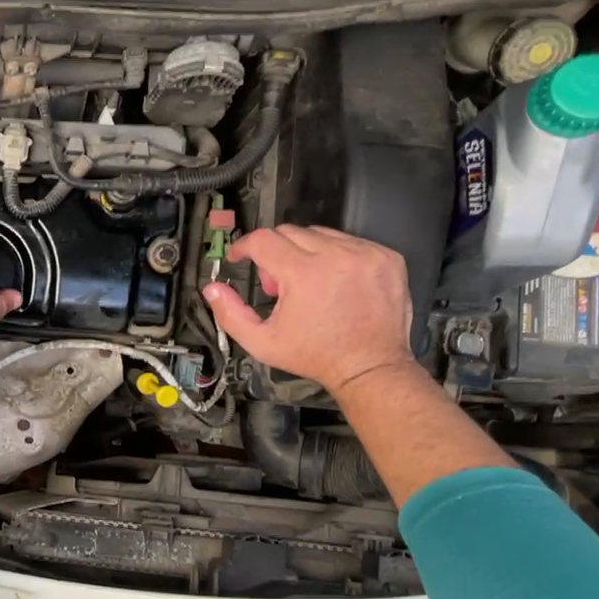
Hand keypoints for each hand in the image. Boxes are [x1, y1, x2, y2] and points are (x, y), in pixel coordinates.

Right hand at [201, 225, 416, 397]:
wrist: (370, 366)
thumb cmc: (315, 356)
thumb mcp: (261, 342)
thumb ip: (230, 313)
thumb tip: (212, 288)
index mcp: (304, 274)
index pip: (263, 240)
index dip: (244, 246)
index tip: (240, 257)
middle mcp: (337, 256)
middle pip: (289, 232)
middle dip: (274, 253)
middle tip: (278, 284)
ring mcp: (366, 254)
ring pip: (319, 233)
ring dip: (306, 252)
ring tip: (309, 284)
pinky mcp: (387, 257)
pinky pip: (350, 241)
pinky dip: (336, 255)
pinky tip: (334, 282)